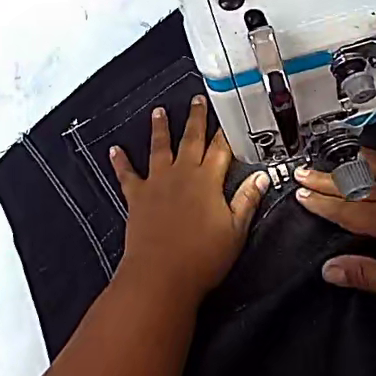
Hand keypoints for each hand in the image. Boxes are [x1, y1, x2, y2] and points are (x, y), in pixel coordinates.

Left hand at [109, 96, 267, 301]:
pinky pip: (127, 175)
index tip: (230, 115)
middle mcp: (182, 174)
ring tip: (159, 112)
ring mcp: (157, 183)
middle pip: (191, 139)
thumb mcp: (235, 231)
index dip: (226, 132)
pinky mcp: (136, 197)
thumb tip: (261, 177)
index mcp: (207, 180)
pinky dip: (120, 162)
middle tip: (196, 99)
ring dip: (160, 128)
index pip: (220, 149)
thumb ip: (247, 201)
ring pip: (159, 148)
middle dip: (196, 118)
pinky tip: (114, 150)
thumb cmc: (202, 257)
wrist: (160, 276)